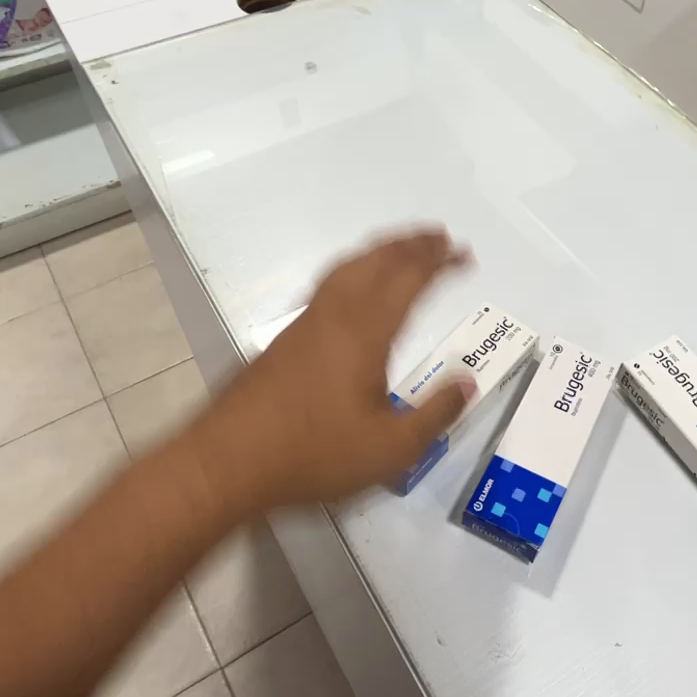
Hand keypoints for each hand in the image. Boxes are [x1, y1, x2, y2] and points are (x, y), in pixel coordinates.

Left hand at [183, 229, 474, 510]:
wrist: (229, 460)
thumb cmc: (315, 454)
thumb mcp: (391, 449)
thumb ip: (435, 414)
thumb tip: (467, 383)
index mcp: (366, 332)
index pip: (410, 280)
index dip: (441, 264)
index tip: (466, 256)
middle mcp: (336, 314)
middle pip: (378, 260)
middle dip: (413, 244)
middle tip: (441, 236)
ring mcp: (306, 322)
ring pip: (348, 266)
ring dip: (381, 250)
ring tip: (403, 248)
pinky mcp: (287, 337)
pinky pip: (329, 282)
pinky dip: (354, 267)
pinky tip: (353, 285)